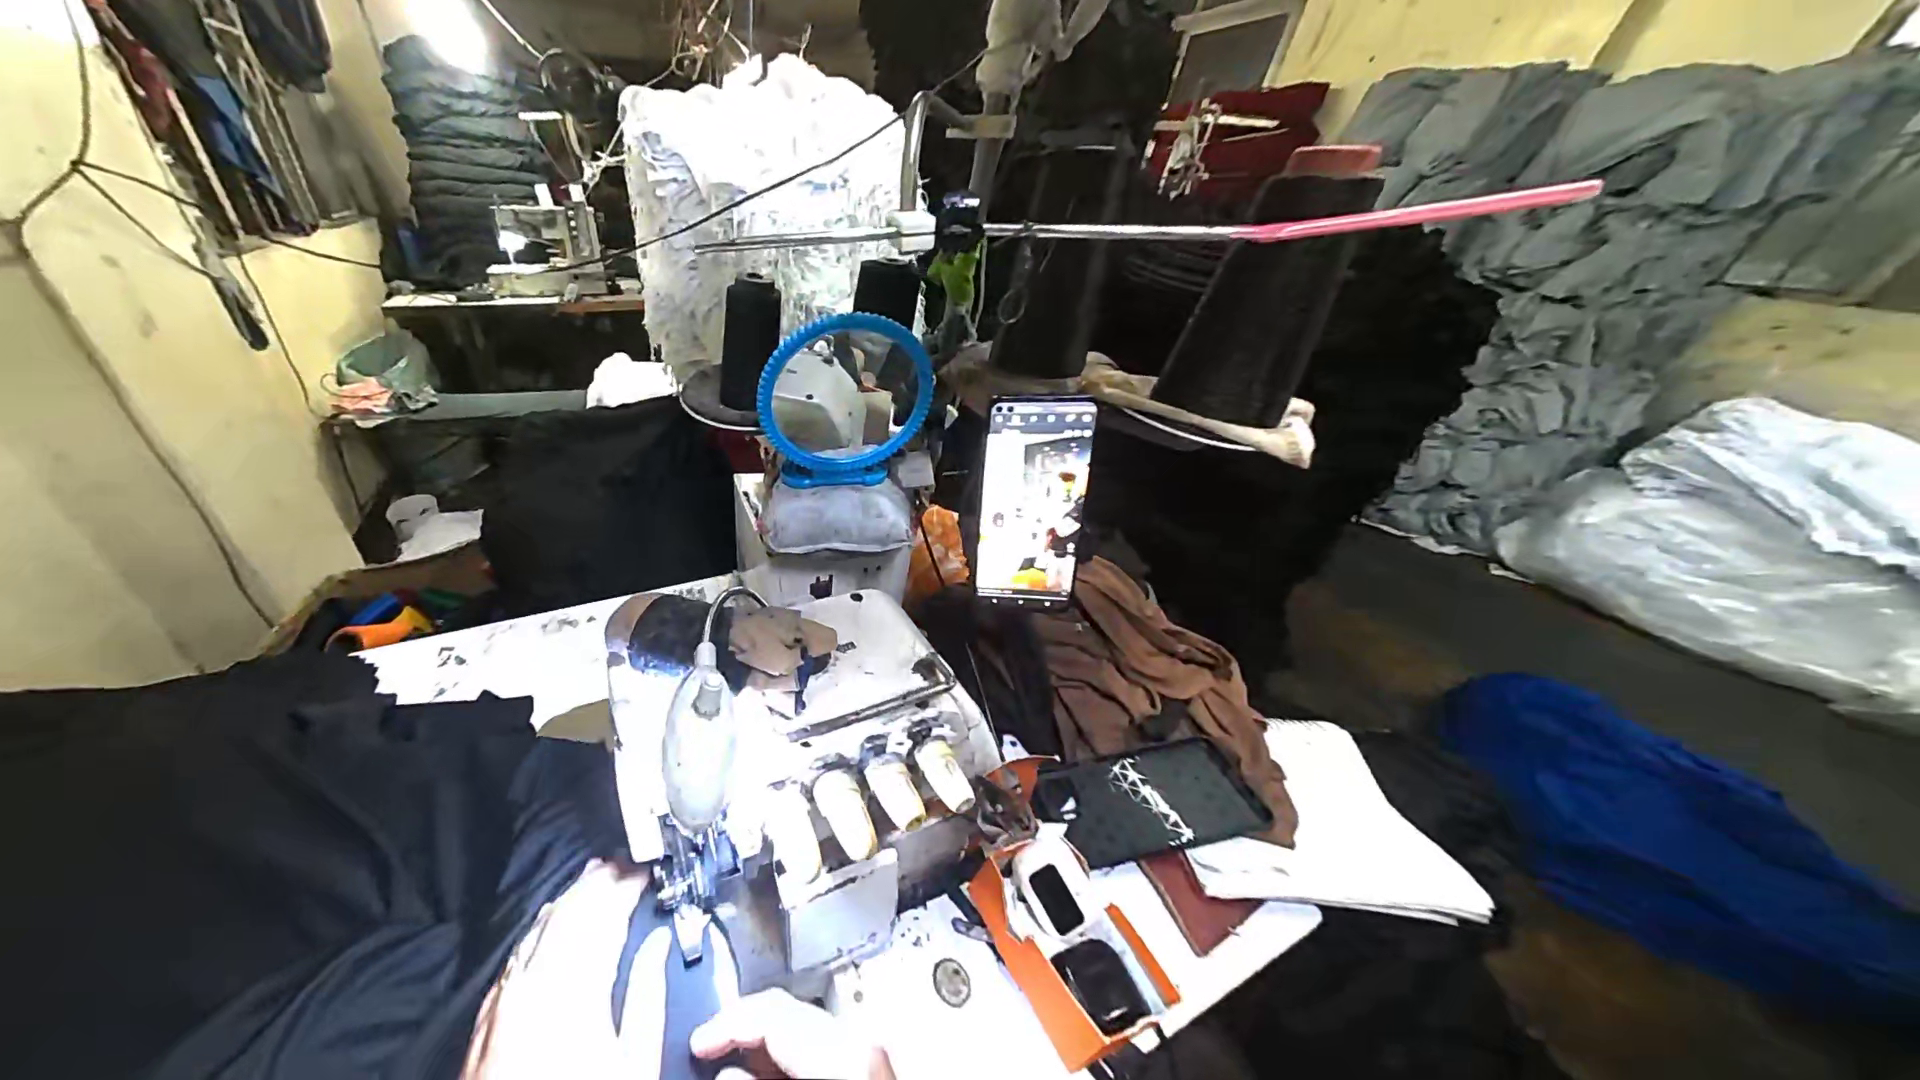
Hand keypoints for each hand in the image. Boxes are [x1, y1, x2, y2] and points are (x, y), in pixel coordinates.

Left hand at [462, 860, 659, 1079]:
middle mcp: (535, 988)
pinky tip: (551, 920)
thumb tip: (658, 943)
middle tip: (625, 863)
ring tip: (594, 876)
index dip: (628, 887)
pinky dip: (540, 928)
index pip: (606, 918)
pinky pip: (517, 954)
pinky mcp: (487, 1021)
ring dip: (570, 897)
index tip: (647, 871)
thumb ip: (648, 993)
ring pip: (539, 929)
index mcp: (578, 993)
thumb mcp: (635, 1062)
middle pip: (570, 914)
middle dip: (600, 882)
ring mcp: (505, 1003)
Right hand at [691, 988, 895, 1079]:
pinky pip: (822, 1053)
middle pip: (790, 1016)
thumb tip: (726, 1077)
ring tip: (731, 1068)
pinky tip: (769, 1079)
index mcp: (842, 1057)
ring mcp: (870, 1057)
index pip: (774, 1013)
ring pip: (804, 1033)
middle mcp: (860, 1045)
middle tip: (707, 1054)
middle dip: (744, 1034)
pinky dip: (789, 1063)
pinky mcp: (873, 1070)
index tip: (698, 1044)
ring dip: (767, 1048)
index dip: (728, 1023)